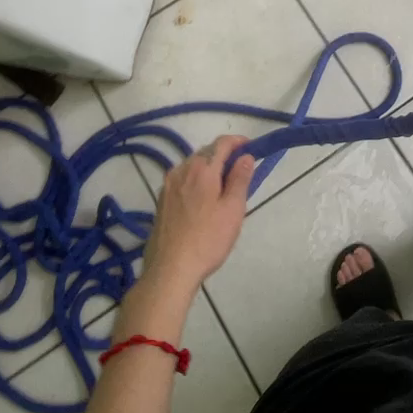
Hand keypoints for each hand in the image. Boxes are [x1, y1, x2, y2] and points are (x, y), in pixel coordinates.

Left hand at [141, 135, 256, 290]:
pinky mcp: (161, 200)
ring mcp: (168, 185)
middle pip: (206, 153)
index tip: (252, 149)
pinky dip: (196, 182)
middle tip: (241, 175)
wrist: (170, 270)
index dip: (238, 142)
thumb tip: (245, 156)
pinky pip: (183, 181)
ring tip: (223, 190)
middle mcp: (181, 170)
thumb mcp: (233, 210)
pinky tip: (202, 203)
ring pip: (193, 167)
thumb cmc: (208, 240)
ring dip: (209, 170)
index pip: (222, 143)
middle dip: (224, 157)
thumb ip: (240, 179)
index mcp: (202, 169)